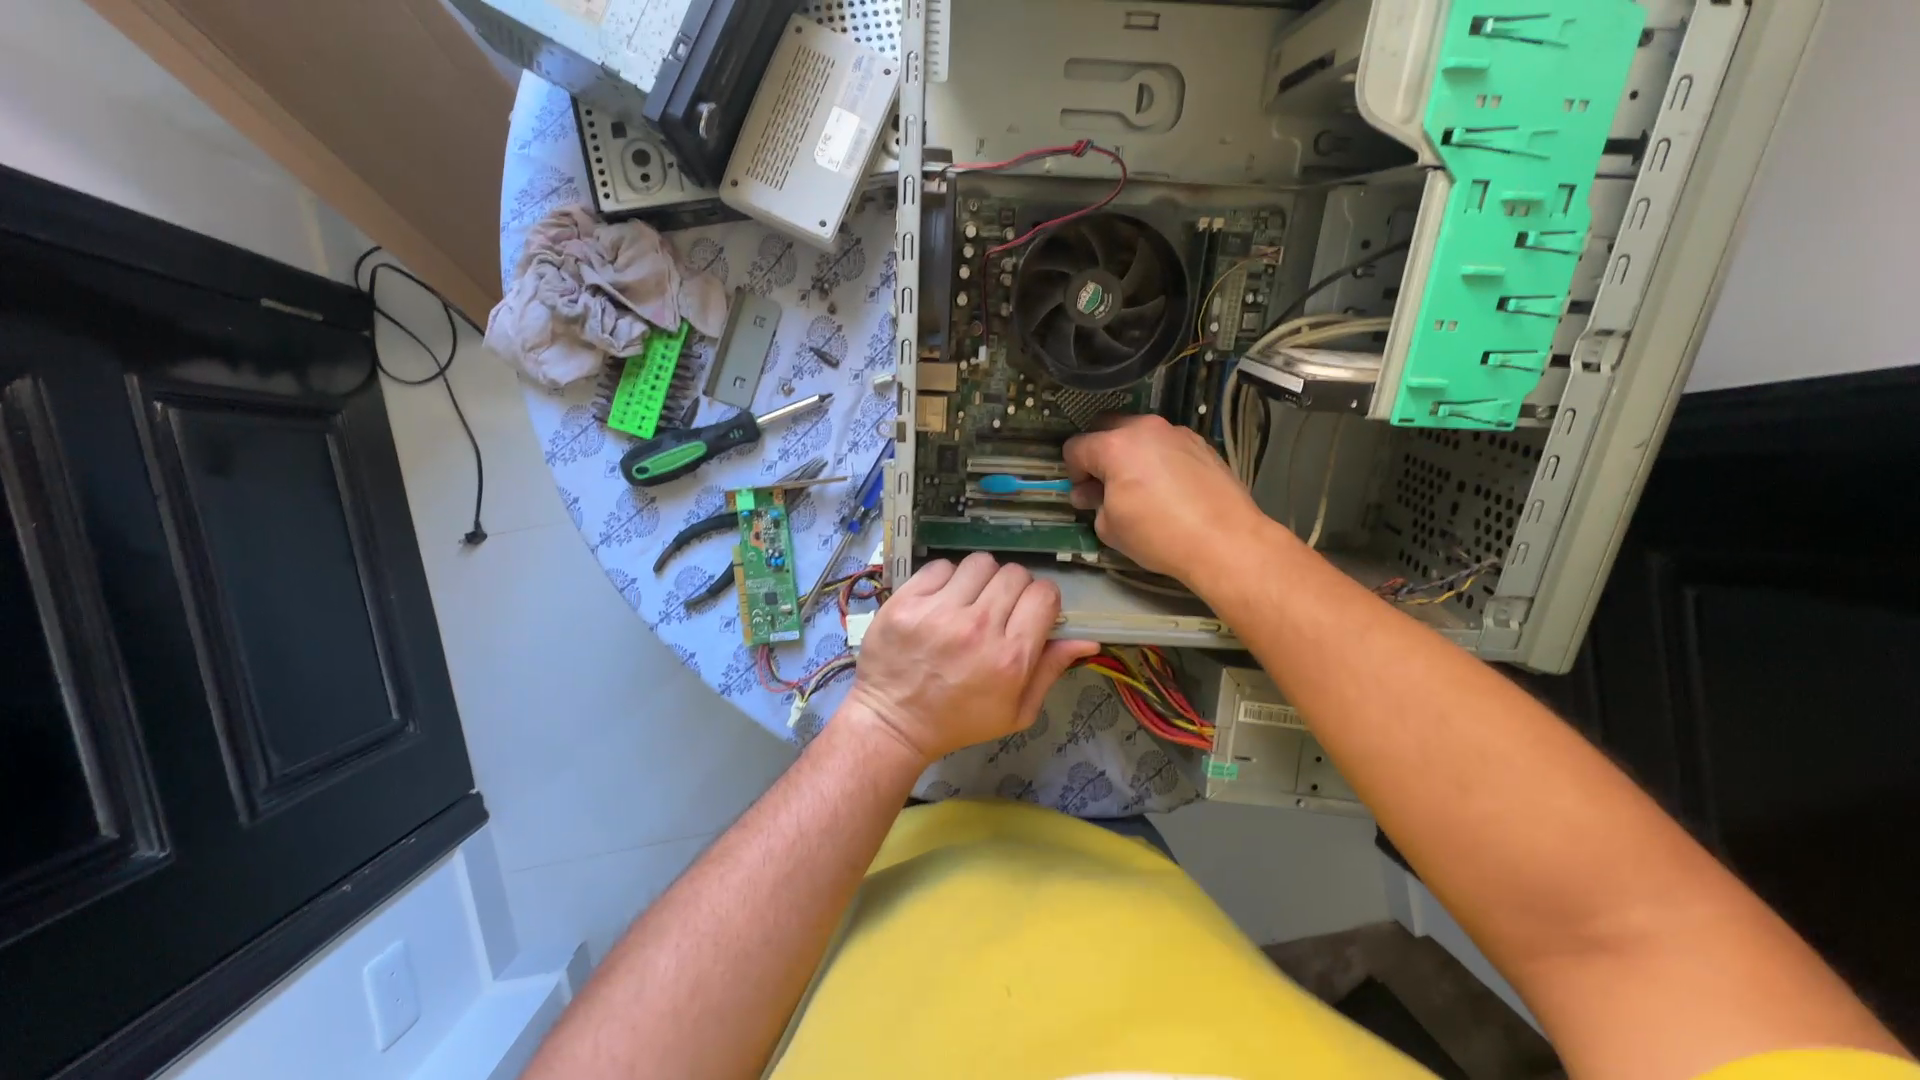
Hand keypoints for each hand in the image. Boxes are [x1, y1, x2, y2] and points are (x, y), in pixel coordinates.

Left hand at [844, 553, 1097, 763]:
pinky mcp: (907, 601)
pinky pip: (940, 566)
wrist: (893, 724)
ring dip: (980, 579)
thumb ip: (1051, 670)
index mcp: (1010, 656)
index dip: (1041, 601)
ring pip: (979, 563)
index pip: (1044, 594)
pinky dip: (946, 579)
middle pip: (1014, 574)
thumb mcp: (1016, 711)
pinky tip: (941, 602)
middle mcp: (978, 627)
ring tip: (968, 602)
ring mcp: (939, 611)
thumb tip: (1087, 640)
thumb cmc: (960, 721)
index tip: (1028, 614)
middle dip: (1012, 589)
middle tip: (997, 611)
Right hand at [1063, 414, 1272, 580]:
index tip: (1085, 494)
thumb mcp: (1111, 528)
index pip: (1076, 447)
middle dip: (1099, 453)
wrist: (1224, 540)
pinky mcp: (1200, 443)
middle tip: (1106, 484)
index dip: (1073, 472)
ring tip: (1140, 486)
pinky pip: (1166, 443)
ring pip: (1139, 433)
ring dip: (1130, 453)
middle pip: (1106, 427)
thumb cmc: (1159, 535)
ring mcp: (1176, 432)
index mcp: (1115, 447)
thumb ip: (1094, 504)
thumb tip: (1093, 495)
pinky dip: (1158, 457)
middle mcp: (1144, 429)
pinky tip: (1169, 487)